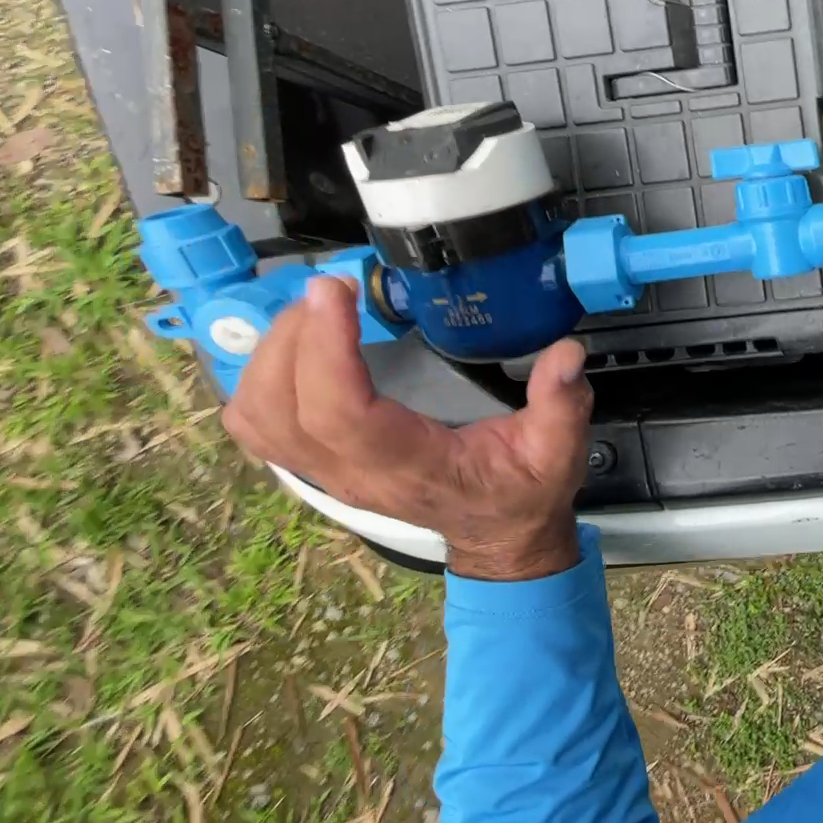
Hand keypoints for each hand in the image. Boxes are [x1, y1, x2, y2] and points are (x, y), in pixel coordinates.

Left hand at [221, 276, 594, 580]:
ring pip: (257, 418)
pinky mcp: (321, 465)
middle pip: (280, 410)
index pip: (341, 413)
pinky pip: (259, 424)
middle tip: (328, 290)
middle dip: (291, 339)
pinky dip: (260, 380)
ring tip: (311, 312)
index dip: (325, 350)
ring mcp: (329, 473)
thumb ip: (562, 401)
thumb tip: (566, 352)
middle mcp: (355, 473)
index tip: (335, 293)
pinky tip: (294, 346)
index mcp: (412, 465)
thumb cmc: (525, 489)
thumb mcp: (559, 448)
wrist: (501, 532)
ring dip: (268, 357)